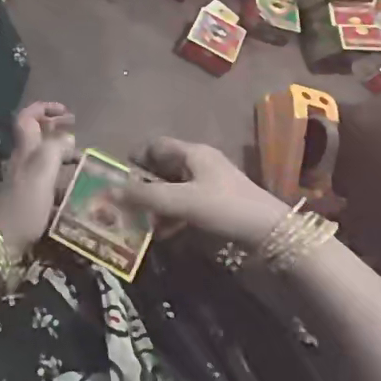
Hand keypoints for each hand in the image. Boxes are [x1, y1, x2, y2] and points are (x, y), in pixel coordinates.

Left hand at [0, 102, 75, 257]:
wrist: (2, 241)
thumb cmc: (23, 205)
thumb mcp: (41, 172)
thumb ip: (55, 149)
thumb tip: (69, 137)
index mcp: (26, 149)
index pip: (28, 117)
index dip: (45, 108)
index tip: (67, 113)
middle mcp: (25, 161)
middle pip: (39, 137)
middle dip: (59, 131)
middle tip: (80, 137)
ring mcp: (27, 180)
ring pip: (46, 159)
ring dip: (65, 156)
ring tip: (86, 163)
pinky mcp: (32, 199)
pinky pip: (50, 182)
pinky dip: (65, 181)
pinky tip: (79, 191)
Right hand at [124, 138, 289, 244]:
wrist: (271, 234)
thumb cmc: (224, 207)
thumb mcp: (181, 201)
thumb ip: (145, 196)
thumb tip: (109, 190)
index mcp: (193, 153)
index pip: (156, 146)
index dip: (136, 157)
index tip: (117, 176)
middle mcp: (199, 164)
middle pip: (162, 169)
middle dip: (142, 185)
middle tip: (121, 202)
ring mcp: (208, 185)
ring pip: (172, 190)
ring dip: (154, 204)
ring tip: (136, 222)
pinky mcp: (215, 206)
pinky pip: (184, 206)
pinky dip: (170, 216)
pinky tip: (159, 233)